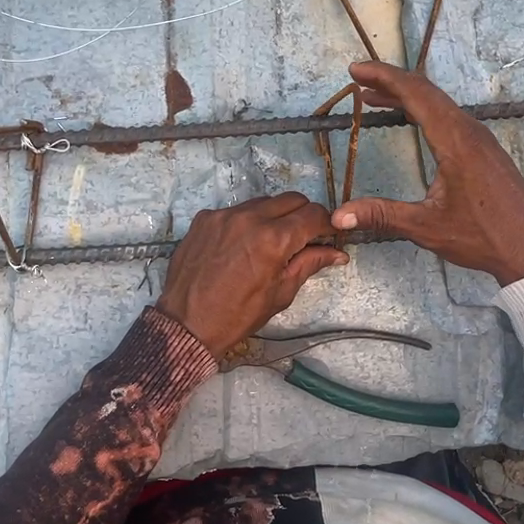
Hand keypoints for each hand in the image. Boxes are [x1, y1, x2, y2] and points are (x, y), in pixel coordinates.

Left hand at [157, 193, 348, 356]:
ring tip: (270, 242)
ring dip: (275, 216)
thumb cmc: (238, 315)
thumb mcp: (280, 293)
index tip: (328, 235)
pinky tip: (241, 245)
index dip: (326, 224)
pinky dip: (246, 222)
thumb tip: (337, 253)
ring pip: (263, 202)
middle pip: (291, 200)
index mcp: (273, 239)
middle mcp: (249, 218)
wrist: (187, 324)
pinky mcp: (205, 218)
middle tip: (303, 238)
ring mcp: (224, 215)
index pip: (313, 215)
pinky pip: (235, 210)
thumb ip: (309, 264)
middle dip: (303, 215)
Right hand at [332, 61, 523, 285]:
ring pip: (438, 103)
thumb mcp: (426, 226)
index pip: (415, 94)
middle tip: (357, 77)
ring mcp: (480, 139)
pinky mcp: (485, 150)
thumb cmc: (483, 237)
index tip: (355, 70)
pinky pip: (448, 116)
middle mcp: (469, 131)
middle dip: (389, 80)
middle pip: (426, 91)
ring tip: (372, 97)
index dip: (383, 77)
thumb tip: (338, 215)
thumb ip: (381, 215)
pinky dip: (422, 109)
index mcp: (455, 141)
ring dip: (405, 95)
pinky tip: (410, 118)